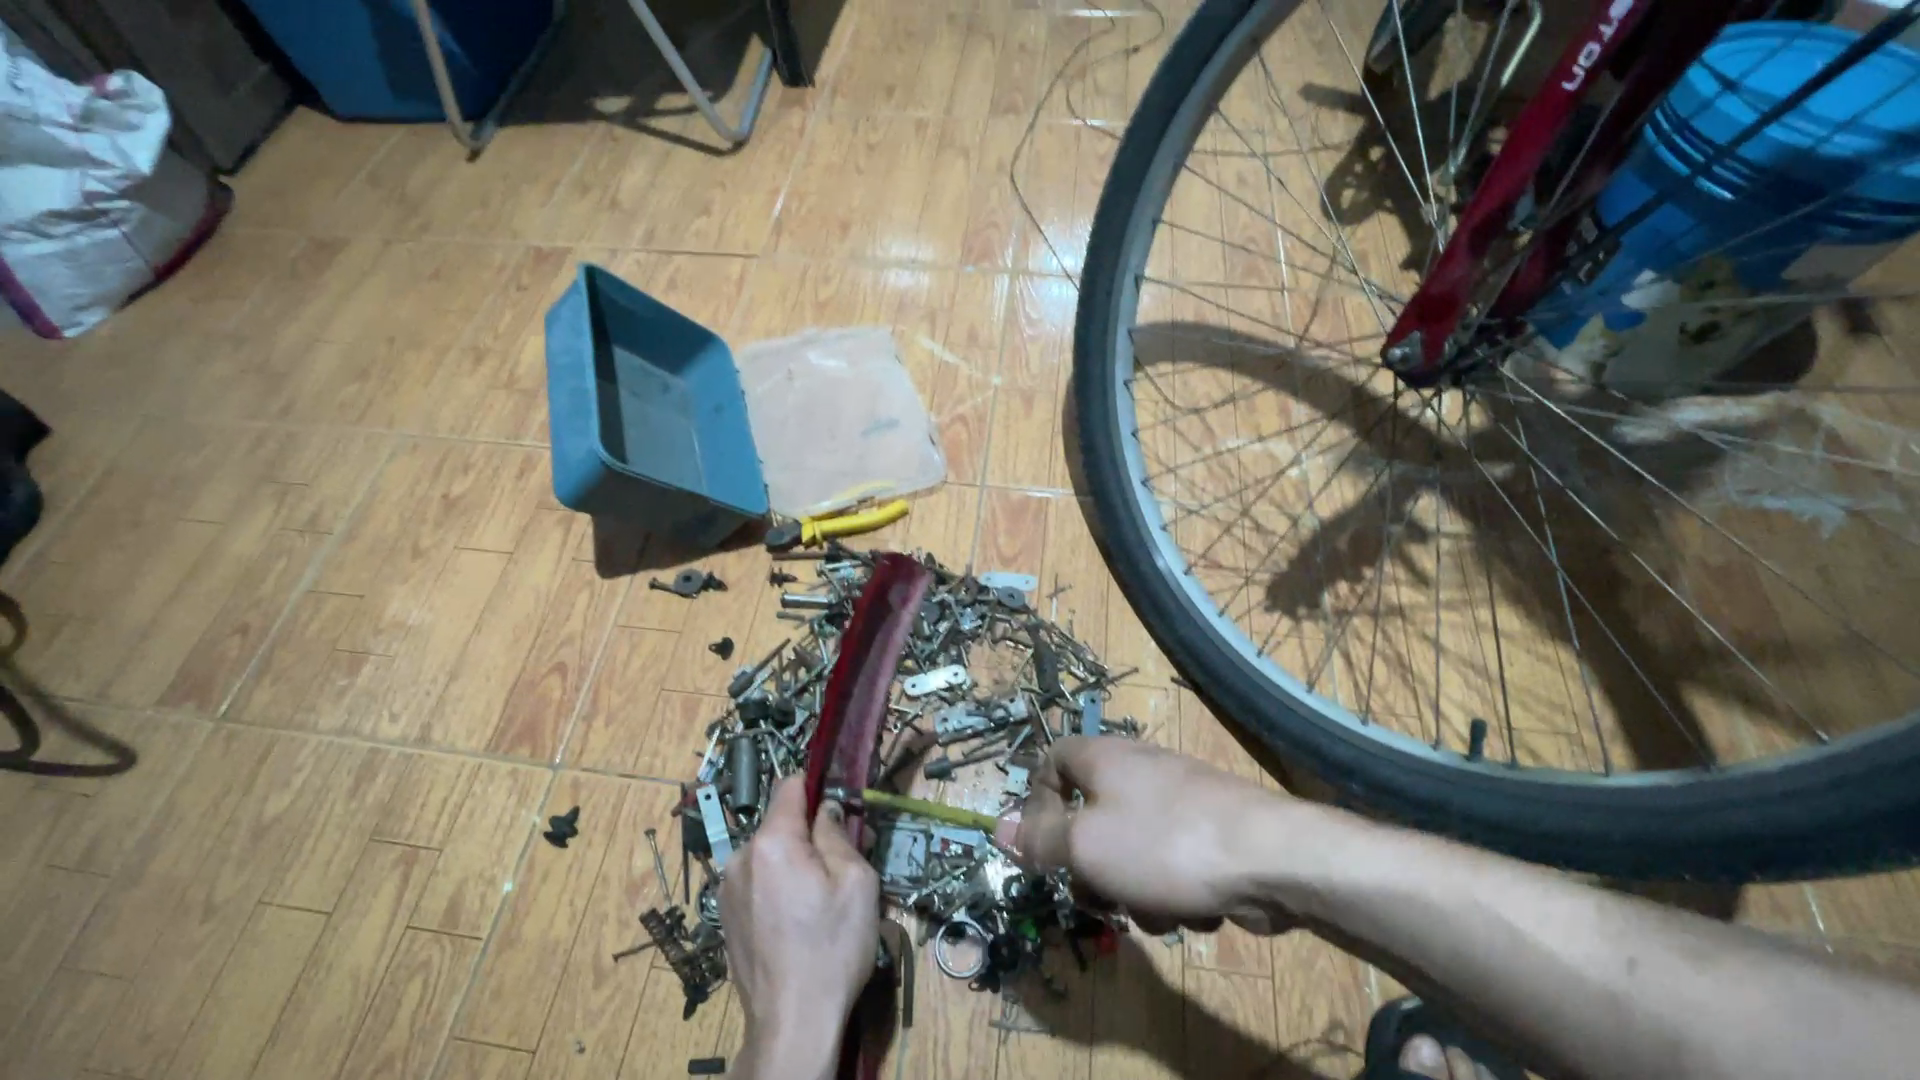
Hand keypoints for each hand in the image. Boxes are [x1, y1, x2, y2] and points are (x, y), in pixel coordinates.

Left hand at [721, 777, 878, 1073]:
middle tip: (842, 868)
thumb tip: (827, 809)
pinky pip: (758, 882)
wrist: (792, 1022)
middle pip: (781, 824)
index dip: (818, 788)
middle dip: (811, 835)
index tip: (841, 807)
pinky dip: (778, 888)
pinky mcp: (726, 916)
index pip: (790, 786)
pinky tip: (797, 923)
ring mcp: (727, 889)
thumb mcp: (856, 883)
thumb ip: (838, 834)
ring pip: (770, 854)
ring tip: (820, 903)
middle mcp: (740, 856)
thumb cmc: (832, 948)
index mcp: (772, 841)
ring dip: (794, 864)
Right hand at [1007, 736, 1290, 933]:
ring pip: (1129, 850)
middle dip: (1090, 867)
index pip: (1049, 762)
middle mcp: (1137, 770)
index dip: (1035, 804)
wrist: (1271, 857)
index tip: (1039, 847)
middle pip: (1088, 817)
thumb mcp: (1084, 846)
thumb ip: (1038, 840)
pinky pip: (1168, 864)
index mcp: (1101, 758)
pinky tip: (1193, 907)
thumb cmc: (1162, 843)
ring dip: (1134, 890)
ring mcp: (1177, 801)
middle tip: (1097, 896)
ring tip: (1157, 908)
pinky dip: (1173, 890)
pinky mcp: (1208, 833)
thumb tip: (996, 827)